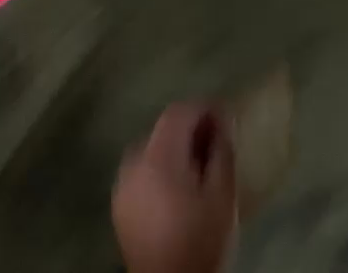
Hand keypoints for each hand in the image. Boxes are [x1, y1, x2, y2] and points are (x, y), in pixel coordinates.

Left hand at [112, 103, 238, 272]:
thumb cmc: (200, 239)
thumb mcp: (222, 193)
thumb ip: (222, 149)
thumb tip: (224, 118)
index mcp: (157, 158)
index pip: (178, 112)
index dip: (204, 107)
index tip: (227, 114)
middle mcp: (133, 164)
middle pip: (164, 127)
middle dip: (192, 127)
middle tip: (218, 140)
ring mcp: (122, 184)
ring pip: (152, 147)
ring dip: (177, 146)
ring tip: (201, 163)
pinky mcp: (120, 202)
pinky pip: (143, 168)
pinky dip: (161, 165)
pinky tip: (179, 184)